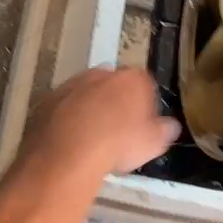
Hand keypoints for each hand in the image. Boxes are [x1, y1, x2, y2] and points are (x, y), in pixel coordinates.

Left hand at [17, 67, 180, 181]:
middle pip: (115, 85)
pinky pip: (66, 104)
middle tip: (118, 130)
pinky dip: (69, 116)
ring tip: (93, 137)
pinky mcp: (51, 96)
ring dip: (92, 108)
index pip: (146, 84)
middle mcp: (103, 72)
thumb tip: (171, 125)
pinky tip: (72, 138)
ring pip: (88, 92)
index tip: (143, 125)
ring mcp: (74, 82)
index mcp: (133, 79)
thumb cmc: (119, 143)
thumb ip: (165, 130)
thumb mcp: (154, 143)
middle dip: (117, 102)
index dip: (145, 104)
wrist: (70, 149)